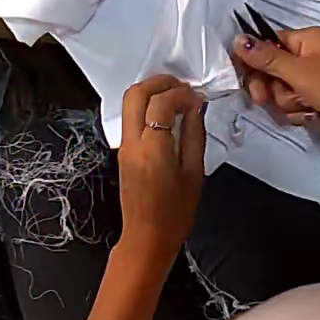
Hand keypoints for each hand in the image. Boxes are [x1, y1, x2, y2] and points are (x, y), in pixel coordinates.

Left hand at [116, 74, 206, 263]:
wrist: (147, 237)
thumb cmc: (176, 212)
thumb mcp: (194, 173)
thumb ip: (193, 135)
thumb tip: (195, 107)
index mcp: (152, 149)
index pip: (160, 103)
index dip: (180, 93)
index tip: (197, 98)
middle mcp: (132, 143)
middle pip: (135, 94)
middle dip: (159, 82)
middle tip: (182, 87)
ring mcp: (123, 147)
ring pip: (129, 104)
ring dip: (151, 92)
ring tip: (176, 98)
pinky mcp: (122, 152)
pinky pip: (130, 119)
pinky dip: (147, 107)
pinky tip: (167, 115)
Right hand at [232, 27, 319, 150]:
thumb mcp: (301, 71)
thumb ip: (266, 58)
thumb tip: (238, 39)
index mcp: (308, 40)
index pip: (268, 42)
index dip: (251, 58)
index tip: (239, 74)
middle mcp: (309, 57)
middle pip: (270, 69)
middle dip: (266, 85)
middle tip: (262, 98)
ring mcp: (313, 81)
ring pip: (279, 91)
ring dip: (286, 101)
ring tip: (304, 104)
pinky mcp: (317, 102)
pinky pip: (292, 105)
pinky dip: (297, 112)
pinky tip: (311, 114)